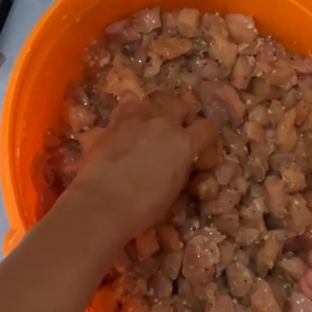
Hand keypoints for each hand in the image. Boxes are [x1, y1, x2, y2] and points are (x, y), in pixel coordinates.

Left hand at [56, 105, 218, 245]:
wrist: (102, 203)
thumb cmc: (142, 208)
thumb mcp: (173, 192)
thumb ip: (182, 170)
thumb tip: (183, 164)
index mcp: (185, 143)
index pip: (209, 127)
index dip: (207, 139)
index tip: (201, 153)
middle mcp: (165, 122)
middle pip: (182, 105)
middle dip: (183, 117)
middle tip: (177, 136)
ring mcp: (138, 118)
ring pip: (155, 102)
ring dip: (157, 114)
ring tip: (151, 131)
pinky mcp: (115, 120)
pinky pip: (129, 107)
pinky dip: (133, 115)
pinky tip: (128, 130)